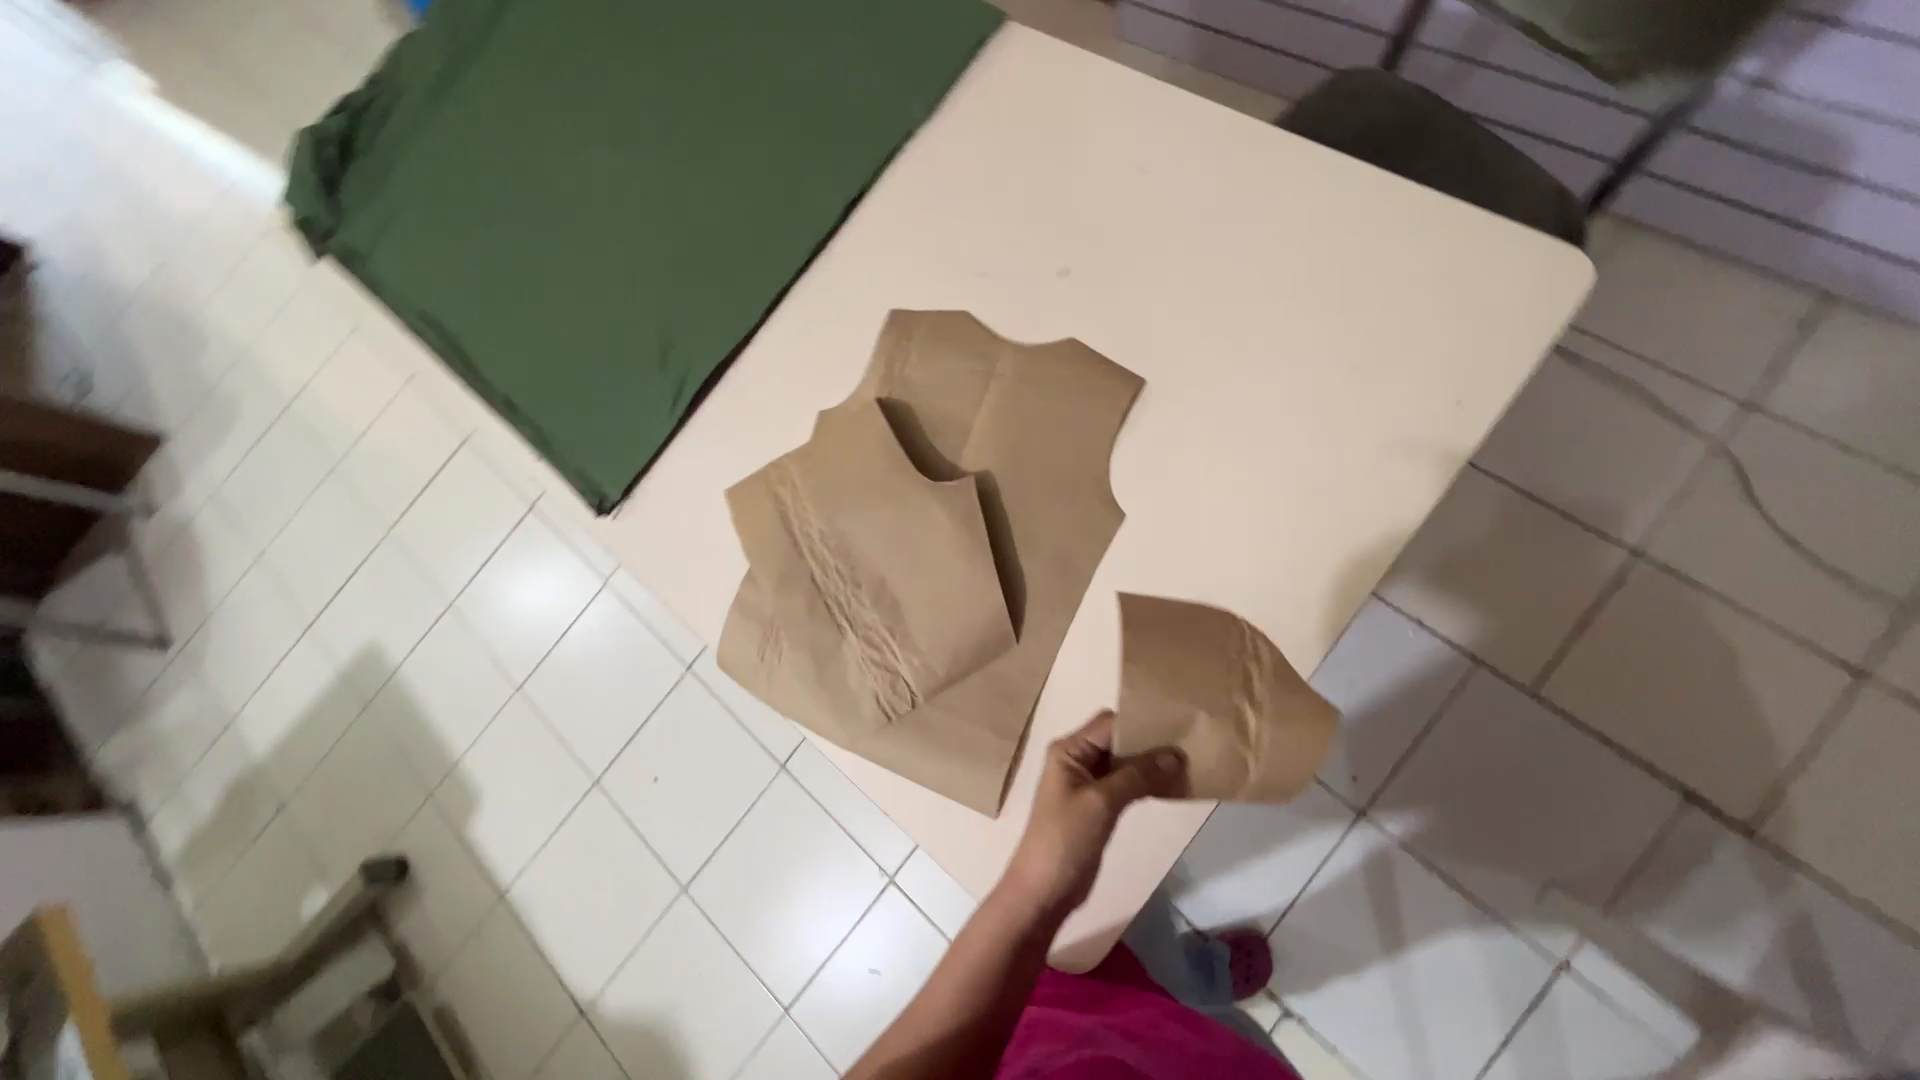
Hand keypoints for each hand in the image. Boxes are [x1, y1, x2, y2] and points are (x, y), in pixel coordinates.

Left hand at [1001, 711, 1187, 919]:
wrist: (1045, 890)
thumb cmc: (1065, 840)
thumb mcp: (1101, 803)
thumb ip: (1137, 775)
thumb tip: (1176, 755)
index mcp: (1069, 750)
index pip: (1110, 722)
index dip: (1141, 721)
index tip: (1177, 723)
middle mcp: (1076, 759)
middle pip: (1118, 740)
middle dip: (1150, 742)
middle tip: (1189, 743)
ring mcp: (1086, 783)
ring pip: (1124, 763)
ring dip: (1151, 765)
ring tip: (1188, 763)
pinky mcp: (1097, 805)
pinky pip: (1125, 784)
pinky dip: (1146, 784)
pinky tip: (1172, 787)